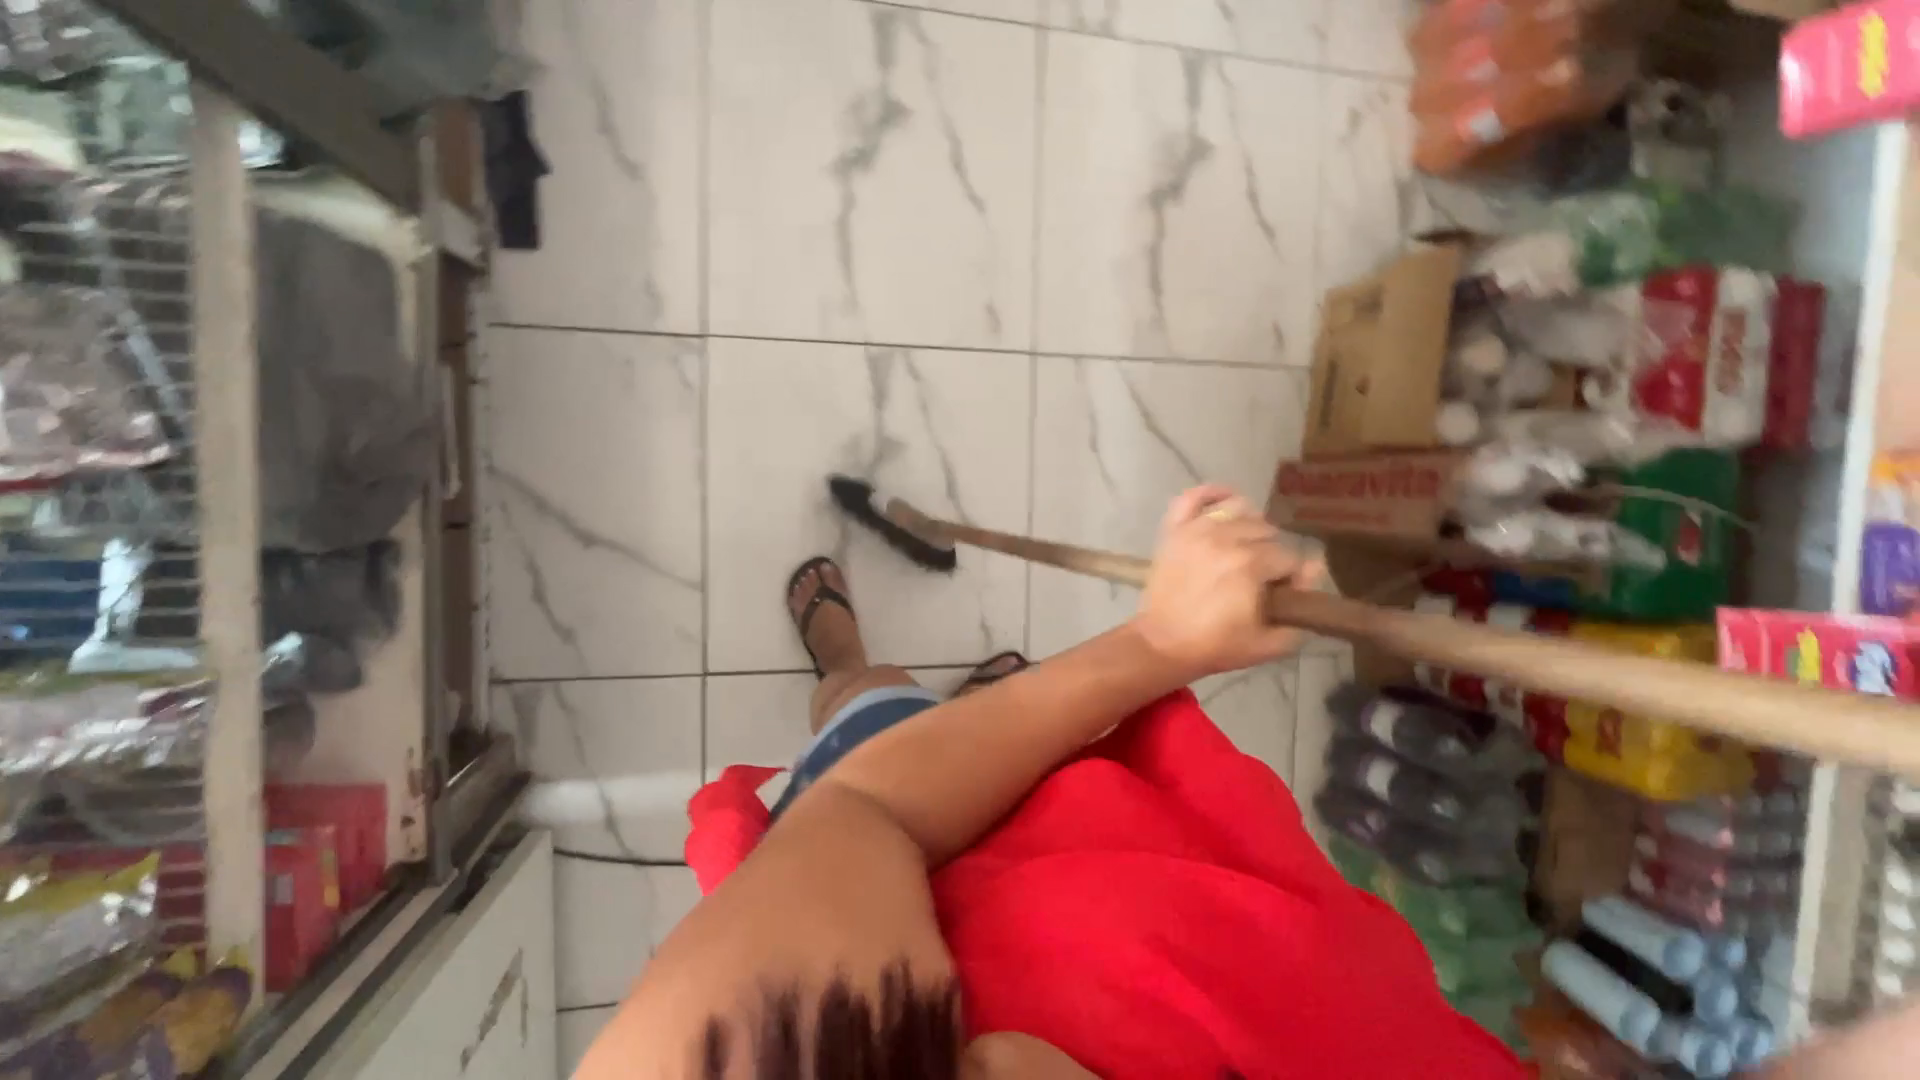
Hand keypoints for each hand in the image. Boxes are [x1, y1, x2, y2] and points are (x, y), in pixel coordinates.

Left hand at [1132, 485, 1324, 680]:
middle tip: (1261, 578)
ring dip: (1249, 525)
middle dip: (1272, 554)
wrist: (1163, 644)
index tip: (1283, 594)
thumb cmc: (1216, 645)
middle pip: (1266, 531)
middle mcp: (1224, 539)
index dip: (1293, 578)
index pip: (1290, 557)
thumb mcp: (1268, 643)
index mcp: (1250, 564)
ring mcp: (1195, 530)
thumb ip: (1300, 613)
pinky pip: (1192, 497)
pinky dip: (1211, 494)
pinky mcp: (1173, 530)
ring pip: (1238, 508)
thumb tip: (1314, 570)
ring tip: (1246, 547)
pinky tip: (1225, 504)